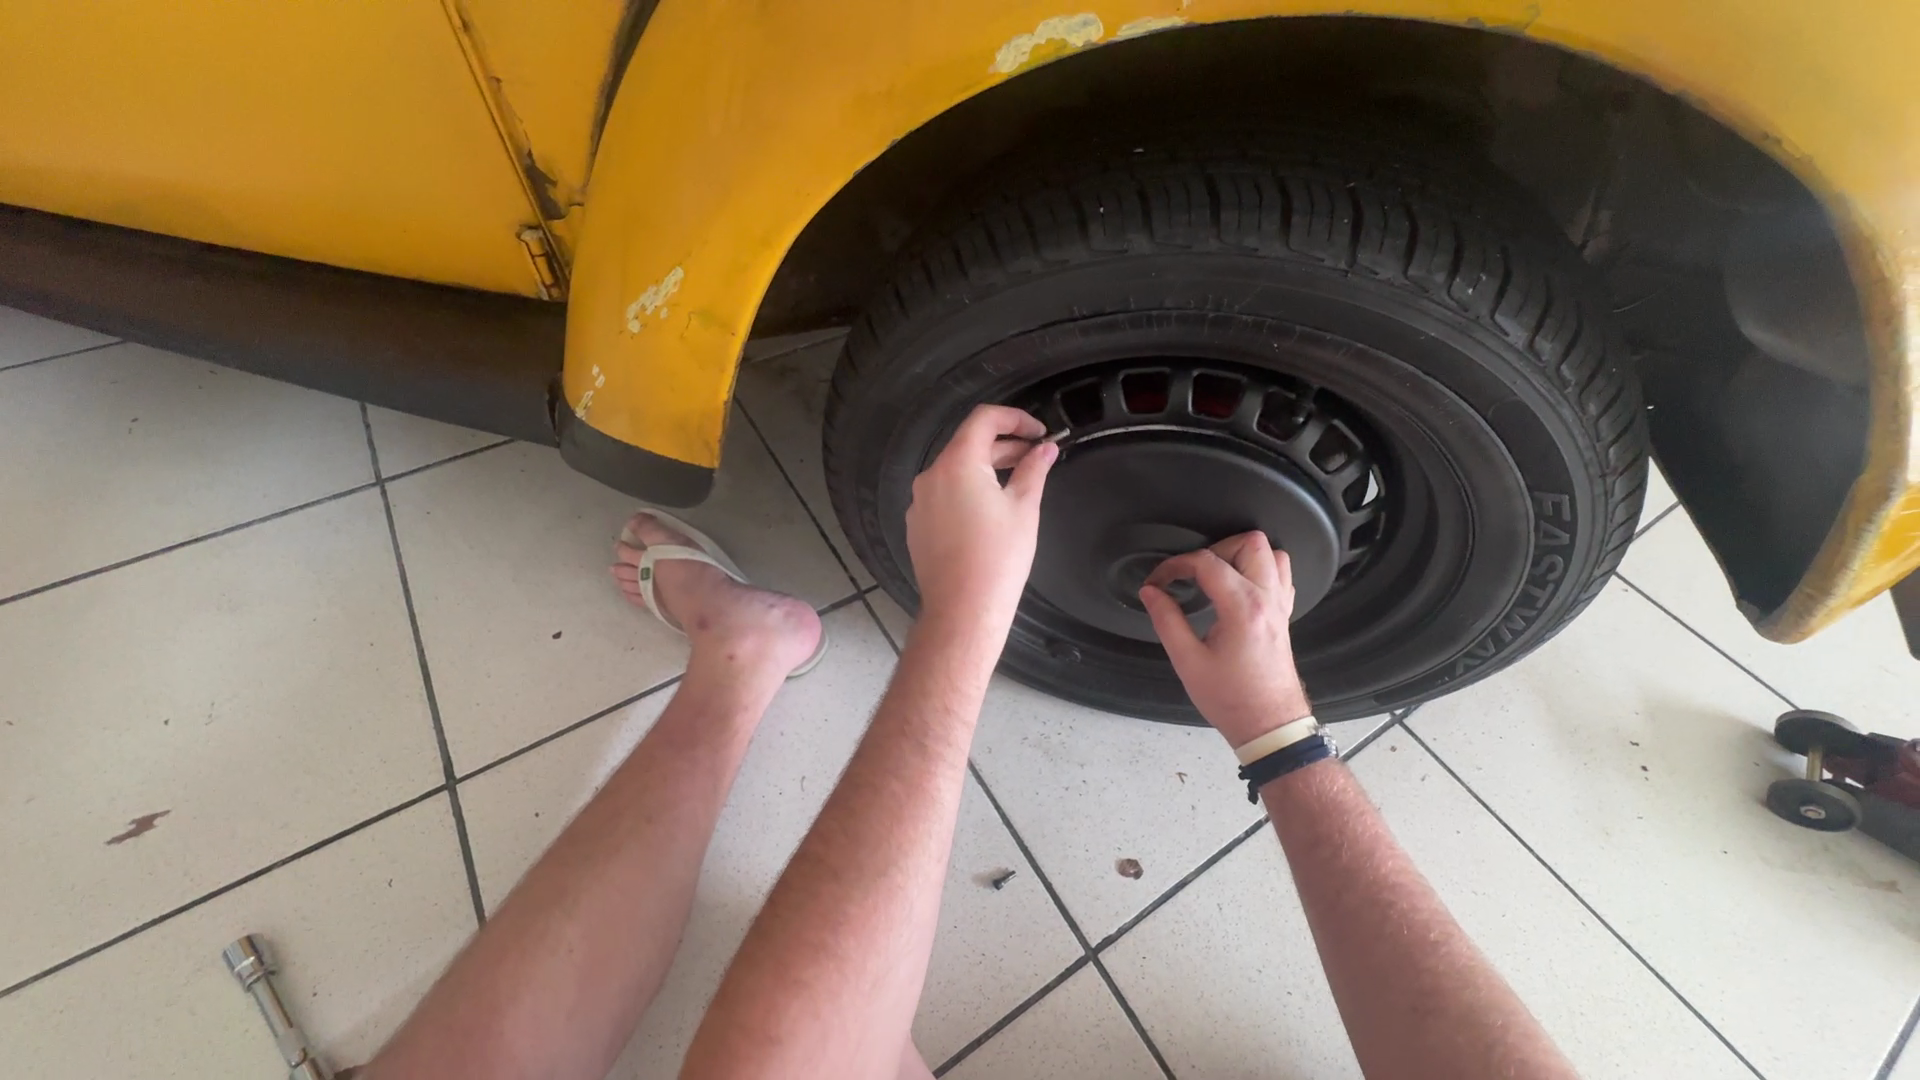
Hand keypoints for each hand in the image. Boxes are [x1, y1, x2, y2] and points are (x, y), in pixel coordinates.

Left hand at [906, 405, 1058, 632]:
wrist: (962, 609)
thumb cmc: (998, 559)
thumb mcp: (1024, 508)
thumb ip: (1034, 470)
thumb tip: (1045, 449)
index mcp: (957, 464)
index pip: (983, 419)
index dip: (1014, 418)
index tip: (1038, 432)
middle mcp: (931, 476)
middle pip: (968, 444)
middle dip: (1004, 445)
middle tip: (1035, 456)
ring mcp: (919, 501)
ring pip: (954, 470)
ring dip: (985, 468)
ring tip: (1016, 482)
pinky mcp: (916, 524)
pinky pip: (943, 494)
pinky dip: (966, 490)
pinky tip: (989, 510)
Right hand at [1138, 532, 1311, 746]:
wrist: (1269, 726)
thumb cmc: (1231, 699)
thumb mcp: (1188, 661)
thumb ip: (1166, 619)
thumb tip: (1151, 592)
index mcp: (1243, 608)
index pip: (1206, 562)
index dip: (1175, 566)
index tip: (1158, 581)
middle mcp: (1267, 600)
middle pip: (1249, 543)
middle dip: (1214, 549)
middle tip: (1191, 573)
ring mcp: (1280, 607)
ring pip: (1272, 553)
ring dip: (1241, 555)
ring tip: (1215, 576)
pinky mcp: (1284, 616)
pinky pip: (1281, 575)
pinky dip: (1259, 570)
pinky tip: (1237, 587)